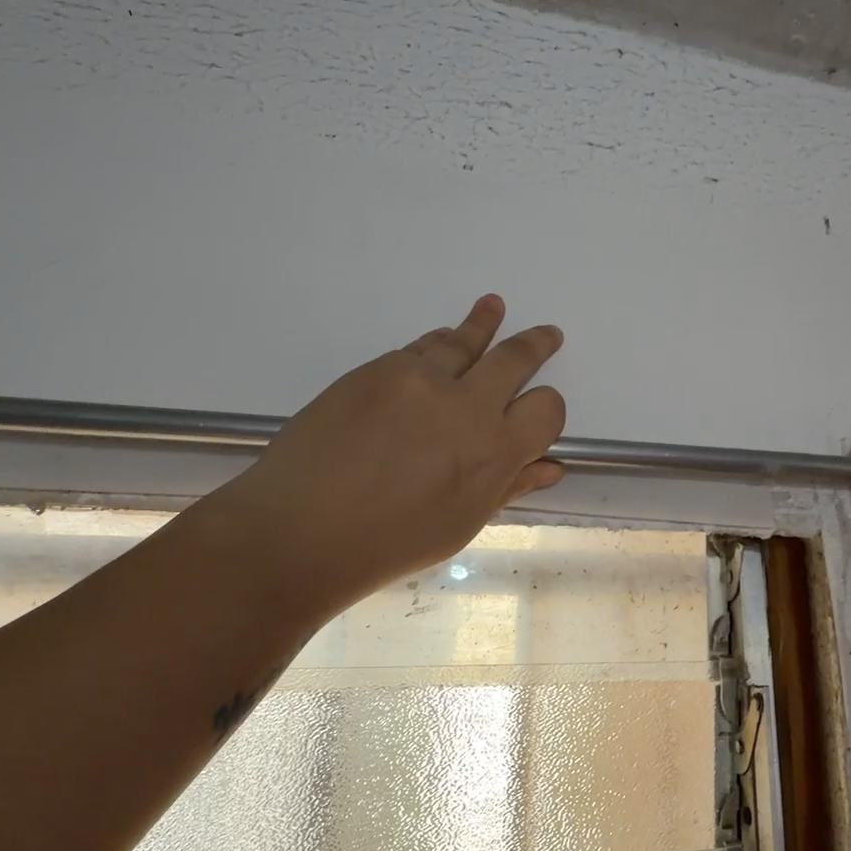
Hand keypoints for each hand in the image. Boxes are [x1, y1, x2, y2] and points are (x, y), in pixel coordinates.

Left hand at [204, 294, 566, 604]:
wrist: (300, 529)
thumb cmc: (390, 543)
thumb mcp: (461, 524)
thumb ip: (508, 487)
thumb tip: (549, 466)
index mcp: (494, 451)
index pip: (547, 408)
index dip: (548, 409)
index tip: (537, 414)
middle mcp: (465, 404)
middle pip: (514, 358)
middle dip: (535, 344)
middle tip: (547, 334)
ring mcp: (418, 380)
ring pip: (464, 341)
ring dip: (484, 323)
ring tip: (494, 307)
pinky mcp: (376, 370)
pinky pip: (418, 348)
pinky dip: (437, 344)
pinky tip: (440, 342)